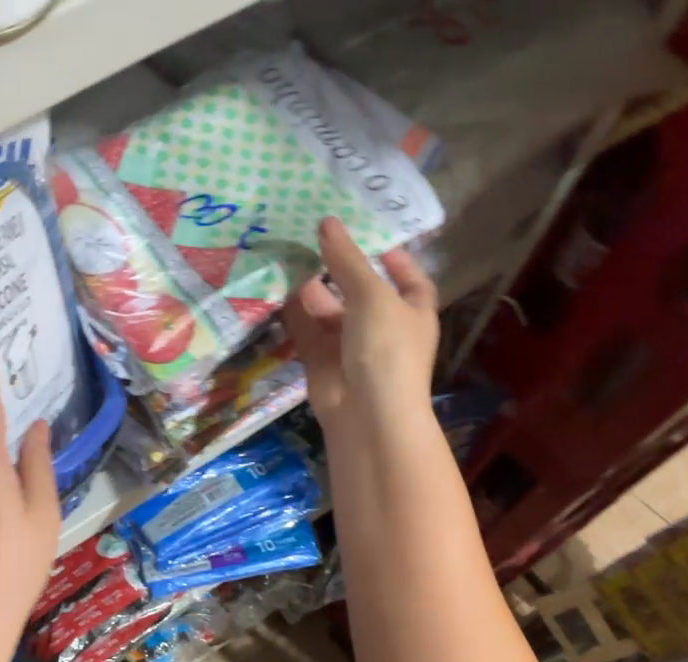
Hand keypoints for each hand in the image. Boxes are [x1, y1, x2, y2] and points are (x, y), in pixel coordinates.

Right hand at [281, 217, 439, 424]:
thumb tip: (327, 222)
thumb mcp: (372, 295)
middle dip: (338, 269)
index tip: (371, 238)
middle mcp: (382, 326)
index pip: (408, 278)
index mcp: (412, 309)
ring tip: (286, 256)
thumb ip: (347, 259)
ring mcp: (349, 345)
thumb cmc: (386, 348)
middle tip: (309, 237)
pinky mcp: (320, 361)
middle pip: (359, 290)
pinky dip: (292, 313)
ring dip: (309, 289)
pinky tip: (275, 289)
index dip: (394, 258)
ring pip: (327, 310)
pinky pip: (305, 331)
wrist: (366, 413)